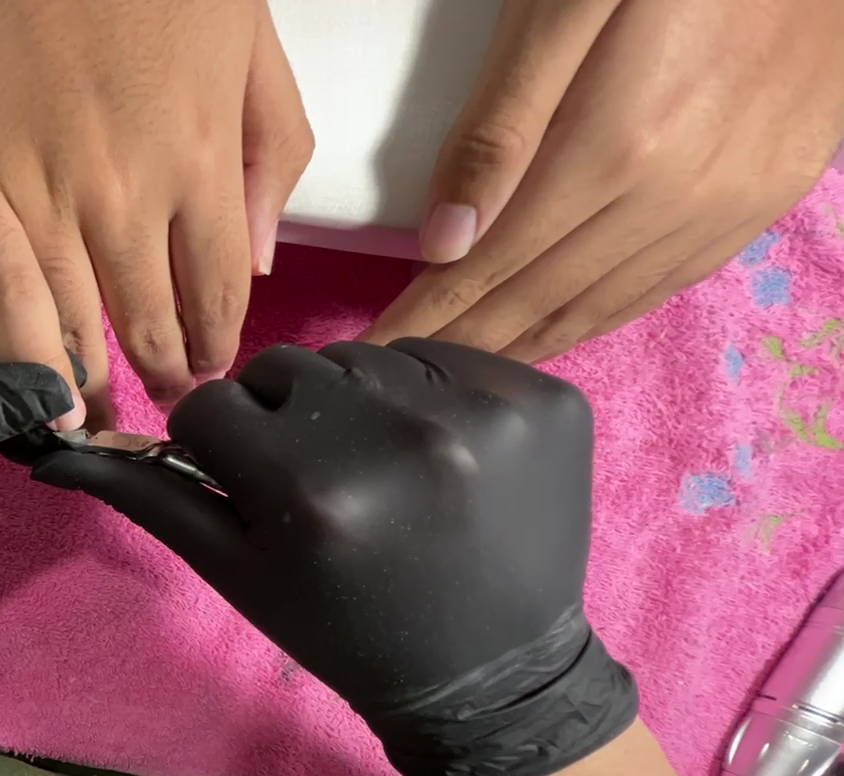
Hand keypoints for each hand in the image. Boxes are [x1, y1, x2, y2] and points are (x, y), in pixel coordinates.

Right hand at [0, 0, 311, 428]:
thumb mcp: (243, 29)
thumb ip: (268, 145)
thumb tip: (266, 256)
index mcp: (202, 152)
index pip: (222, 285)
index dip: (215, 343)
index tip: (207, 376)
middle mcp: (131, 195)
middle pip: (153, 321)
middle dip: (162, 377)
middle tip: (158, 410)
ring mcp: (50, 204)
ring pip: (82, 328)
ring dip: (95, 389)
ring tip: (98, 424)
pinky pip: (7, 306)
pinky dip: (27, 365)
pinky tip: (41, 408)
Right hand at [33, 338, 637, 775]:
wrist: (483, 672)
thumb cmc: (332, 625)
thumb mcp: (229, 569)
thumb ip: (148, 498)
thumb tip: (55, 451)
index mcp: (304, 489)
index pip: (207, 406)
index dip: (209, 442)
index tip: (238, 479)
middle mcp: (392, 434)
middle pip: (280, 366)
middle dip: (272, 414)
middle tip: (302, 473)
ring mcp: (479, 409)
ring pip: (356, 354)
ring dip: (343, 401)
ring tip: (367, 465)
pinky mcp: (544, 394)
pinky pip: (438, 356)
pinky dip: (416, 394)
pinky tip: (429, 452)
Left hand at [366, 0, 843, 361]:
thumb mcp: (558, 15)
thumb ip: (497, 133)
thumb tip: (444, 245)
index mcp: (613, 152)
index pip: (482, 271)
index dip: (419, 320)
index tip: (373, 351)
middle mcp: (677, 194)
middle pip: (530, 303)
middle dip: (456, 344)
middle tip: (404, 372)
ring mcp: (733, 197)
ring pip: (594, 309)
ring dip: (517, 348)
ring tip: (458, 371)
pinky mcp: (770, 191)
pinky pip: (659, 288)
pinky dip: (590, 322)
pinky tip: (549, 336)